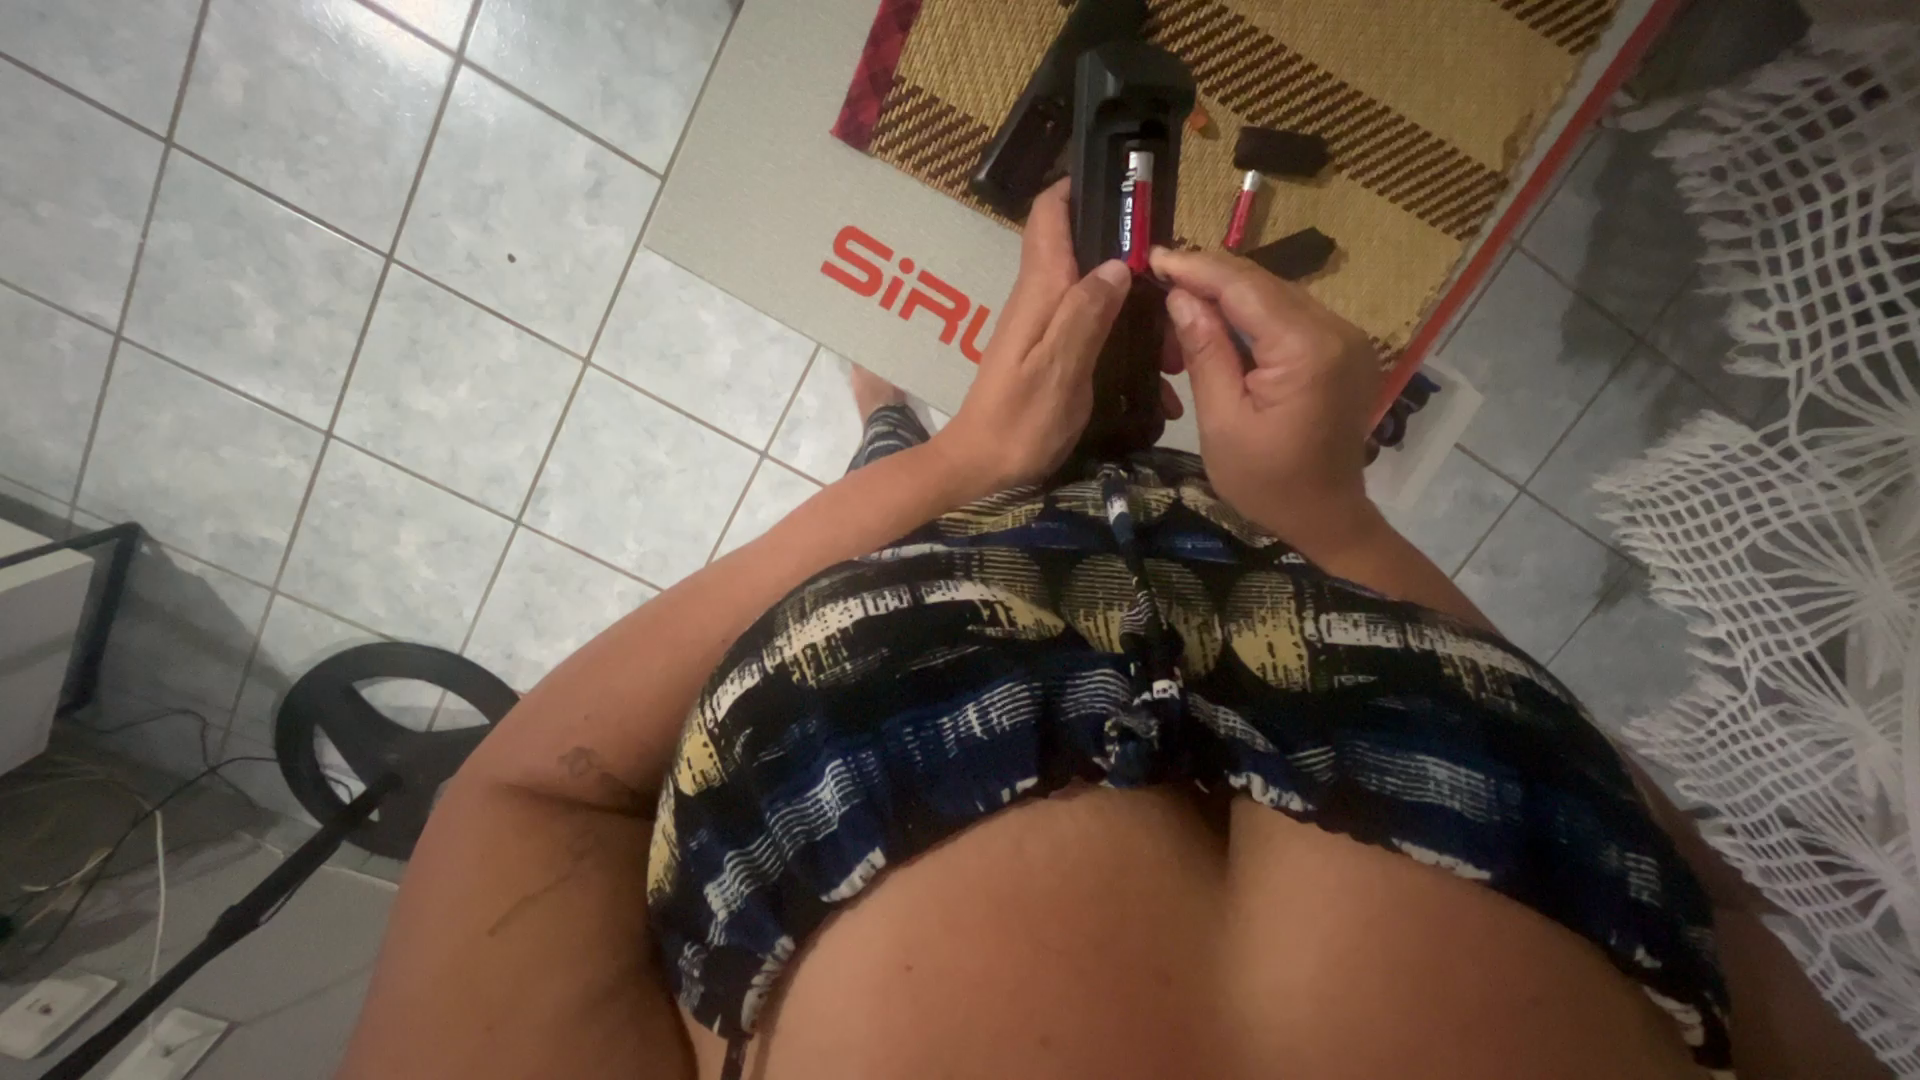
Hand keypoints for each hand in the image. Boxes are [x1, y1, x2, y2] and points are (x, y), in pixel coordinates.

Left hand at [932, 180, 1182, 494]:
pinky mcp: (1049, 350)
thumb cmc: (1018, 423)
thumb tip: (1117, 263)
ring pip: (1094, 289)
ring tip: (1174, 336)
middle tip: (1177, 279)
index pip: (1050, 213)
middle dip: (1128, 250)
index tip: (1131, 189)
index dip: (1083, 186)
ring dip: (1133, 302)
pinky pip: (1091, 325)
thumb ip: (1085, 315)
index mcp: (1040, 291)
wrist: (981, 465)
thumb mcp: (1058, 370)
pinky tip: (1151, 370)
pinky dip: (1122, 336)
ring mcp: (1044, 325)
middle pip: (1082, 247)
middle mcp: (1040, 298)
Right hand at [1149, 246, 1381, 549]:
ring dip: (1228, 300)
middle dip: (1208, 281)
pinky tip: (1219, 329)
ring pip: (1277, 297)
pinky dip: (1252, 318)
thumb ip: (1205, 352)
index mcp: (1307, 350)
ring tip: (1181, 315)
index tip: (1154, 256)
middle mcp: (1337, 331)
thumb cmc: (1265, 482)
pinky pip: (1291, 318)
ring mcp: (1347, 338)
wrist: (1324, 516)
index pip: (1245, 288)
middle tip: (1158, 287)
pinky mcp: (1344, 350)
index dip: (1197, 267)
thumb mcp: (1221, 421)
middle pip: (1264, 285)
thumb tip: (1181, 296)